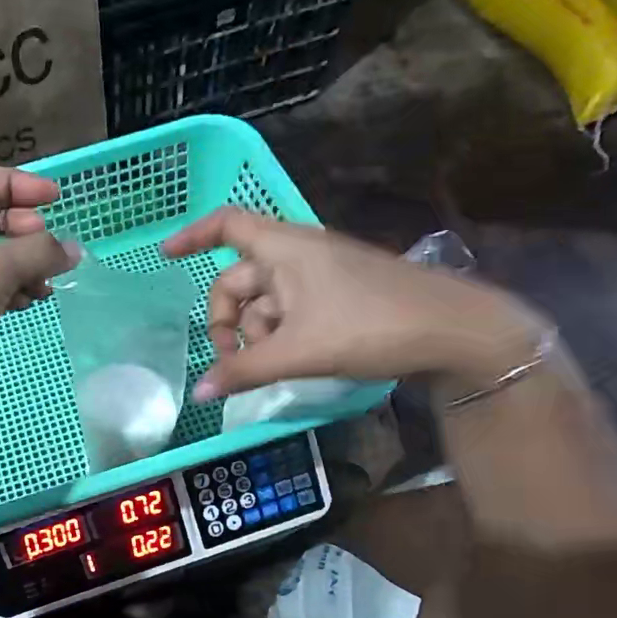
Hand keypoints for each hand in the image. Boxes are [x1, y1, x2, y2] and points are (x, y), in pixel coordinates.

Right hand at [160, 209, 554, 401]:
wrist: (451, 330)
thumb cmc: (369, 326)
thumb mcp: (298, 351)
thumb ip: (244, 371)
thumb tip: (199, 393)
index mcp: (284, 248)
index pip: (227, 225)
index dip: (193, 236)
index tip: (165, 256)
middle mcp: (298, 253)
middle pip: (240, 278)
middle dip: (227, 320)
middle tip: (232, 362)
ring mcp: (321, 274)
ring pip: (266, 301)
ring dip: (256, 334)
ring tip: (271, 367)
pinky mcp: (338, 295)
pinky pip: (291, 310)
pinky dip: (280, 335)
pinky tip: (291, 362)